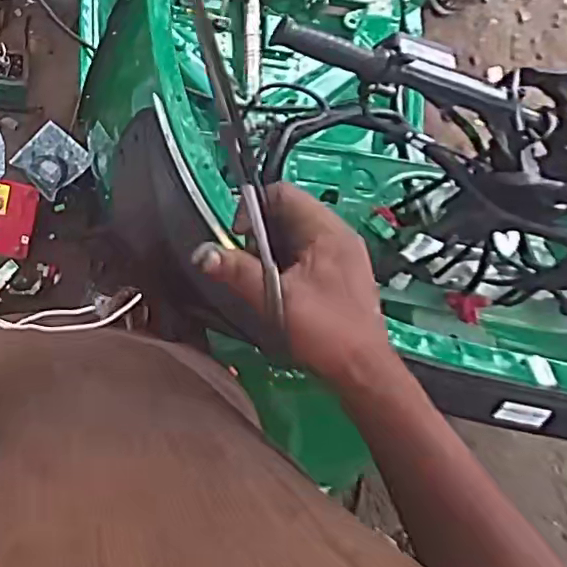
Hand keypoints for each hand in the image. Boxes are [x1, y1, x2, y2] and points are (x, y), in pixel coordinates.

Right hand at [193, 182, 394, 388]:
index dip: (252, 208)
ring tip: (262, 275)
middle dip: (259, 232)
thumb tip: (203, 254)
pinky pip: (303, 251)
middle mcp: (339, 236)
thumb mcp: (274, 297)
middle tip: (248, 260)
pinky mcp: (339, 273)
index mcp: (328, 232)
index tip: (239, 236)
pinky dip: (284, 261)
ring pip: (292, 233)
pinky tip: (278, 286)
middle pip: (286, 212)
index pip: (282, 193)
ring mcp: (342, 255)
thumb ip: (236, 271)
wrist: (363, 373)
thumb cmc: (327, 332)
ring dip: (269, 249)